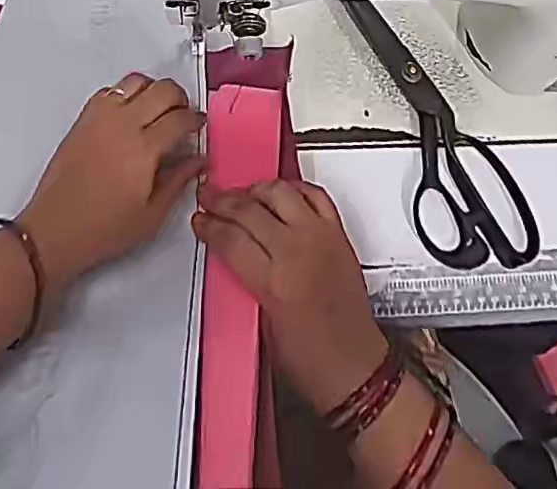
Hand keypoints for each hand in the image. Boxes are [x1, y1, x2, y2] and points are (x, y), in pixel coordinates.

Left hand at [20, 74, 204, 288]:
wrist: (55, 230)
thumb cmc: (101, 228)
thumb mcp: (152, 215)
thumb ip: (178, 181)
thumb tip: (198, 161)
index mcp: (144, 149)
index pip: (181, 117)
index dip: (196, 119)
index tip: (198, 125)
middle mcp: (123, 125)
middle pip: (164, 89)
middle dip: (180, 98)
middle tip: (182, 115)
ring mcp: (101, 118)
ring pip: (137, 81)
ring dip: (153, 90)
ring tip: (158, 109)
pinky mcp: (84, 119)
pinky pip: (110, 90)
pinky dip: (126, 92)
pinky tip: (129, 112)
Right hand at [192, 180, 389, 411]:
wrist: (355, 368)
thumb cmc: (311, 358)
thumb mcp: (262, 324)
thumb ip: (244, 279)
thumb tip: (227, 248)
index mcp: (275, 283)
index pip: (230, 238)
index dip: (209, 225)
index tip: (200, 221)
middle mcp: (299, 253)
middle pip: (249, 210)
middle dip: (222, 201)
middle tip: (210, 197)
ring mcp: (321, 238)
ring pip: (280, 192)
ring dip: (256, 190)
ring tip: (243, 195)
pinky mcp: (339, 234)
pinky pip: (314, 195)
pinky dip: (295, 189)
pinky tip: (282, 194)